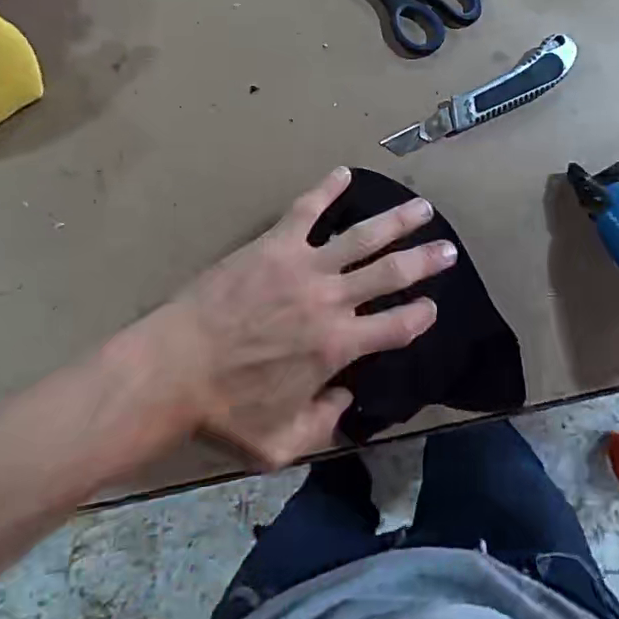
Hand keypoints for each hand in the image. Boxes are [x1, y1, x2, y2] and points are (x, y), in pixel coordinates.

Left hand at [131, 167, 454, 469]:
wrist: (169, 373)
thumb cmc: (222, 411)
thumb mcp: (278, 445)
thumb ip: (323, 425)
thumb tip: (346, 398)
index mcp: (338, 347)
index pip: (397, 327)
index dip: (420, 317)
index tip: (432, 308)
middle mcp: (332, 301)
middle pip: (391, 274)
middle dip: (425, 261)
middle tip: (449, 249)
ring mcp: (304, 268)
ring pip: (362, 238)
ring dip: (396, 221)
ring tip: (422, 207)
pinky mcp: (274, 246)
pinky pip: (306, 211)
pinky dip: (326, 190)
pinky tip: (343, 173)